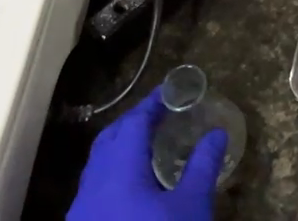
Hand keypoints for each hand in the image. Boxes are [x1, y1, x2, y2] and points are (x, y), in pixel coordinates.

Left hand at [68, 87, 227, 220]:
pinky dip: (114, 171)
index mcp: (119, 170)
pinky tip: (133, 185)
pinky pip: (94, 187)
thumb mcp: (191, 206)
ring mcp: (81, 211)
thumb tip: (217, 132)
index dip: (153, 102)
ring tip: (149, 143)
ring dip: (121, 146)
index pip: (134, 122)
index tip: (173, 89)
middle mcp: (93, 185)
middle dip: (134, 121)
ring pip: (97, 165)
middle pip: (109, 139)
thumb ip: (203, 165)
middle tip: (161, 113)